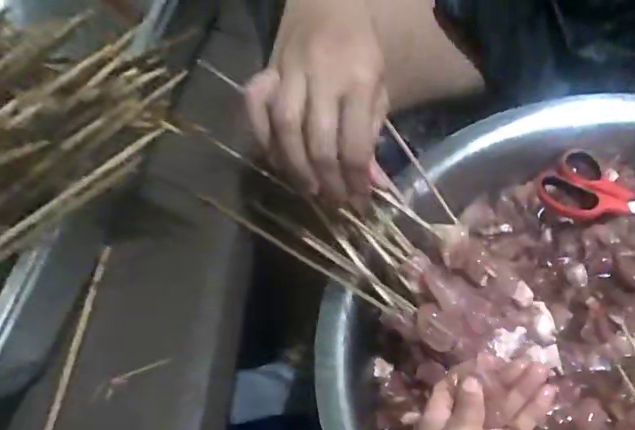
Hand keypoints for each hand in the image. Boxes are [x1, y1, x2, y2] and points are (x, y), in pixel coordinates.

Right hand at [244, 0, 386, 206]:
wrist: (328, 1)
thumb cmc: (359, 52)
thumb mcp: (379, 89)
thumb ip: (371, 134)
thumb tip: (370, 184)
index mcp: (358, 79)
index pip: (354, 145)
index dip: (356, 183)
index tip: (359, 205)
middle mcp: (322, 75)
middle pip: (318, 143)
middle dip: (327, 182)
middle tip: (333, 202)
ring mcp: (289, 70)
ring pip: (285, 128)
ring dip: (296, 168)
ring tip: (308, 189)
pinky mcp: (266, 68)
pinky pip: (255, 105)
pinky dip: (261, 137)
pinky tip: (275, 159)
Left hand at [412, 366, 553, 429]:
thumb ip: (470, 403)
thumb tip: (472, 379)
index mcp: (435, 423)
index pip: (449, 388)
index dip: (469, 372)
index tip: (492, 357)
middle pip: (480, 398)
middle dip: (502, 379)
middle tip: (528, 361)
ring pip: (501, 413)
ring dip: (521, 392)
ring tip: (544, 369)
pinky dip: (530, 414)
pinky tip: (548, 394)